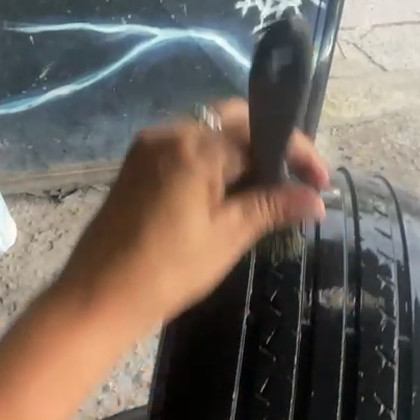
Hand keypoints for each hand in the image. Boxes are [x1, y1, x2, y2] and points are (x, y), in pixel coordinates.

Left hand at [55, 98, 328, 335]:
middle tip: (296, 181)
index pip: (259, 130)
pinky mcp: (136, 167)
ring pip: (209, 136)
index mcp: (196, 146)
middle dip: (269, 146)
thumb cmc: (168, 270)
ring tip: (268, 191)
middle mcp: (170, 133)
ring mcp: (149, 148)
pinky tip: (229, 194)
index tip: (320, 182)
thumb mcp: (227, 237)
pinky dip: (213, 165)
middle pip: (233, 122)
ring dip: (241, 156)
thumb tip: (316, 199)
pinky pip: (186, 152)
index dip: (296, 152)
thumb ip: (272, 207)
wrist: (99, 296)